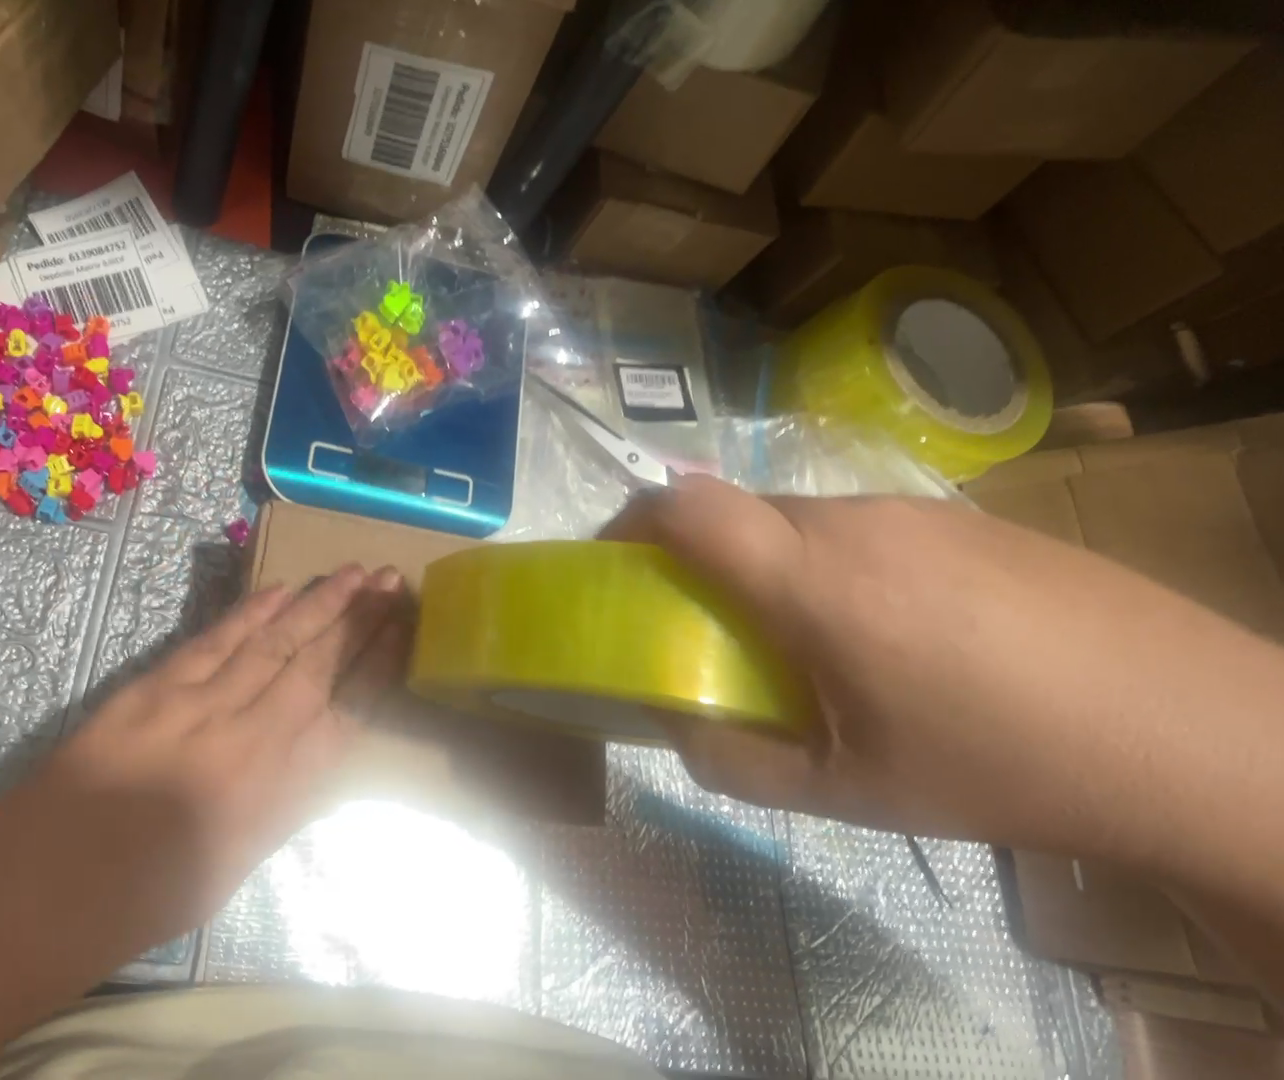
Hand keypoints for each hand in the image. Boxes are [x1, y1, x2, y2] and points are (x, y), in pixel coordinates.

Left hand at [0, 564, 408, 954]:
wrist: (57, 883)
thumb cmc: (151, 896)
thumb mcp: (240, 860)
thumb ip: (279, 800)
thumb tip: (304, 754)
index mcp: (281, 792)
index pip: (349, 713)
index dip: (381, 665)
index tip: (405, 628)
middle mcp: (254, 739)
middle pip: (318, 665)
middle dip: (359, 621)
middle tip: (389, 580)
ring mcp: (202, 706)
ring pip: (274, 643)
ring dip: (317, 604)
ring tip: (352, 573)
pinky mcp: (155, 687)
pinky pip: (214, 641)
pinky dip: (250, 612)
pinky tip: (280, 589)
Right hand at [605, 476, 1283, 896]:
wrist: (1208, 742)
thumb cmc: (1002, 769)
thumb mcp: (845, 792)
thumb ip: (732, 760)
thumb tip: (675, 725)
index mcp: (814, 579)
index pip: (683, 505)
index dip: (630, 521)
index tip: (616, 565)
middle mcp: (858, 522)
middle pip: (737, 508)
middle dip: (698, 554)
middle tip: (712, 623)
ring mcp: (925, 512)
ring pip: (802, 515)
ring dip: (771, 560)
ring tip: (808, 635)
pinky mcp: (976, 519)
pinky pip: (867, 525)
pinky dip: (836, 561)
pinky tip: (895, 630)